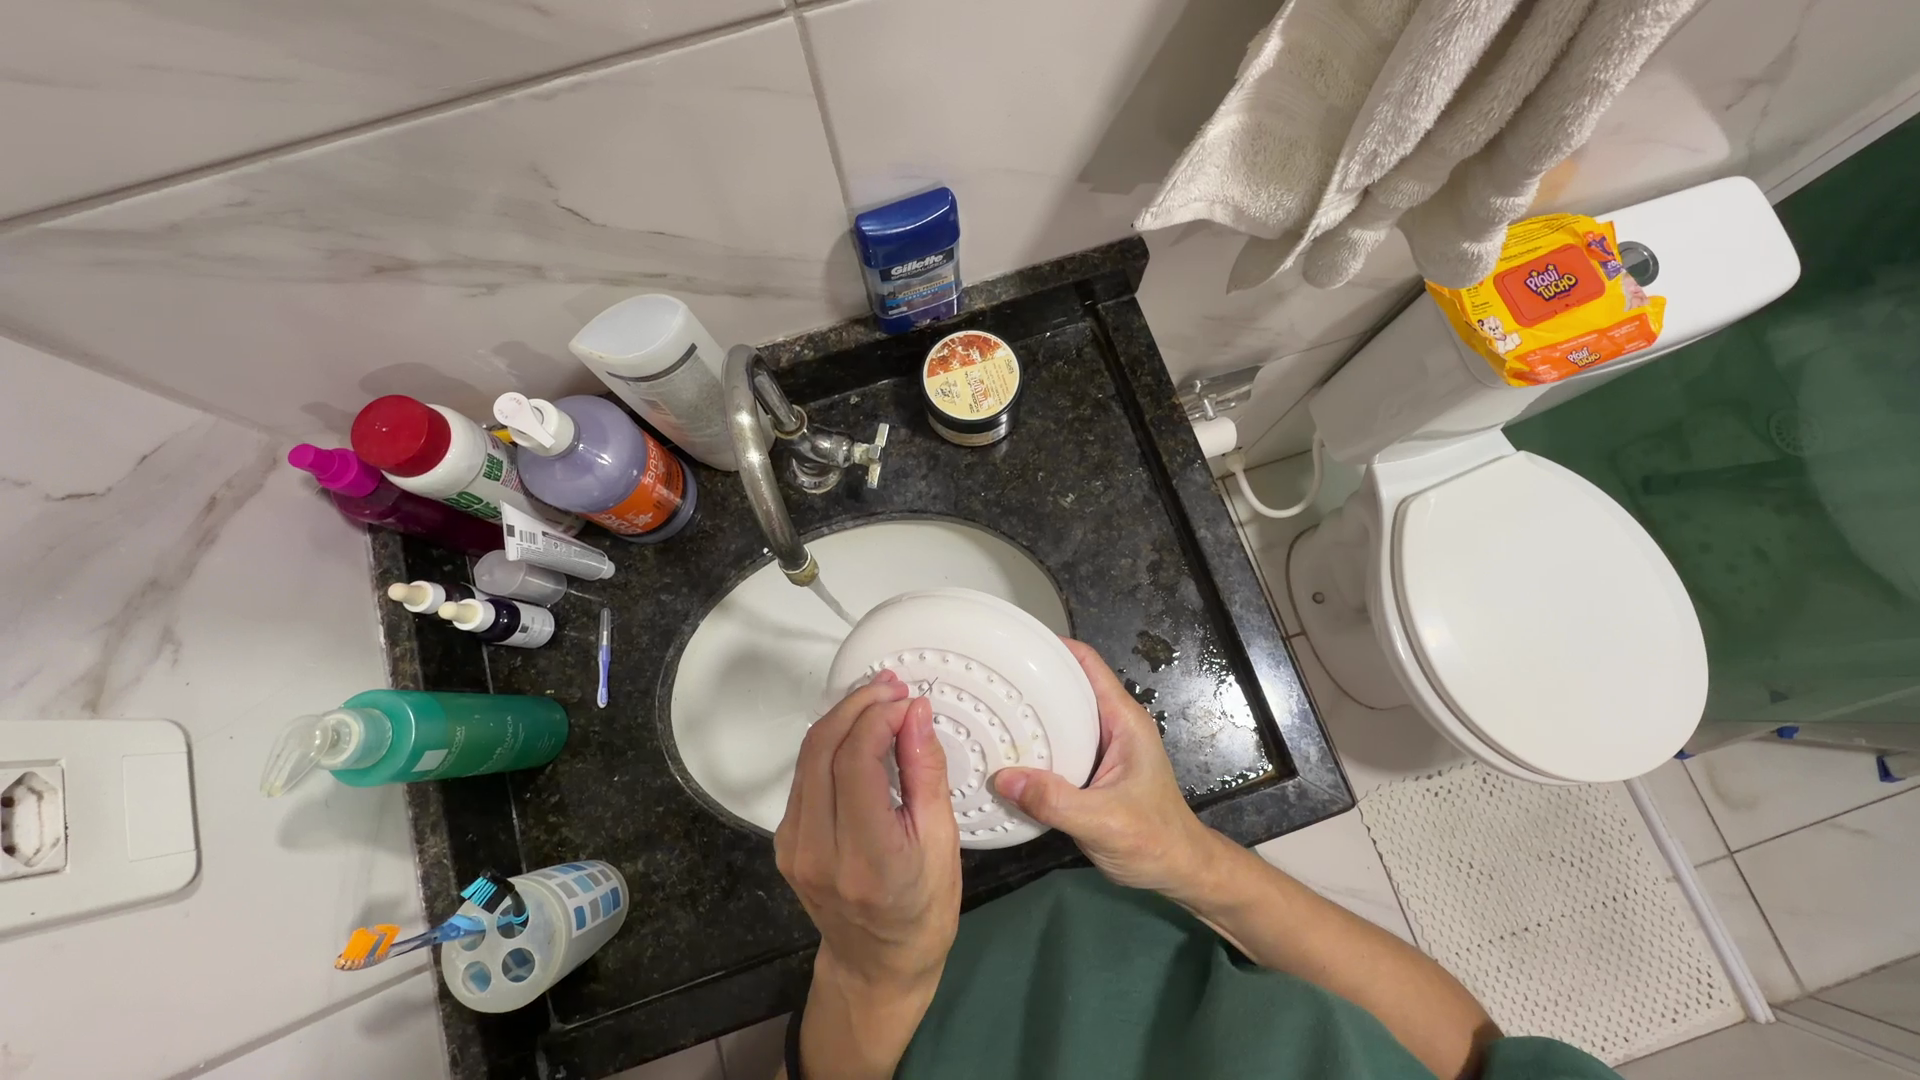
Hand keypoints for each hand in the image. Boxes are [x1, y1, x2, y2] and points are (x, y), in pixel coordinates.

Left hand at [776, 670, 961, 1077]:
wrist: (876, 965)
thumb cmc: (924, 909)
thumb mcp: (942, 842)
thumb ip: (926, 772)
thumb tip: (916, 711)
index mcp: (864, 856)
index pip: (855, 761)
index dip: (878, 718)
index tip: (907, 699)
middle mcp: (815, 849)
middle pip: (821, 749)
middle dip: (856, 706)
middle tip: (891, 685)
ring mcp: (792, 846)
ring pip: (807, 757)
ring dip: (841, 719)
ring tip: (879, 699)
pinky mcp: (784, 842)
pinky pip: (805, 776)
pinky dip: (831, 744)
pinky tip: (860, 733)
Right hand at [993, 639, 1221, 899]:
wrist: (1178, 871)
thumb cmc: (1153, 841)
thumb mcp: (1102, 822)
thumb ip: (1054, 801)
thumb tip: (1003, 778)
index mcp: (1124, 721)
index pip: (1088, 664)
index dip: (1054, 646)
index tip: (1013, 643)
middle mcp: (1113, 725)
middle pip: (1070, 684)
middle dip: (1033, 676)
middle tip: (989, 678)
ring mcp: (1103, 746)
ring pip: (1062, 714)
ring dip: (1031, 710)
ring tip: (988, 708)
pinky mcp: (1092, 769)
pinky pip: (1059, 742)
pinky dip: (1035, 740)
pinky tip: (1008, 750)